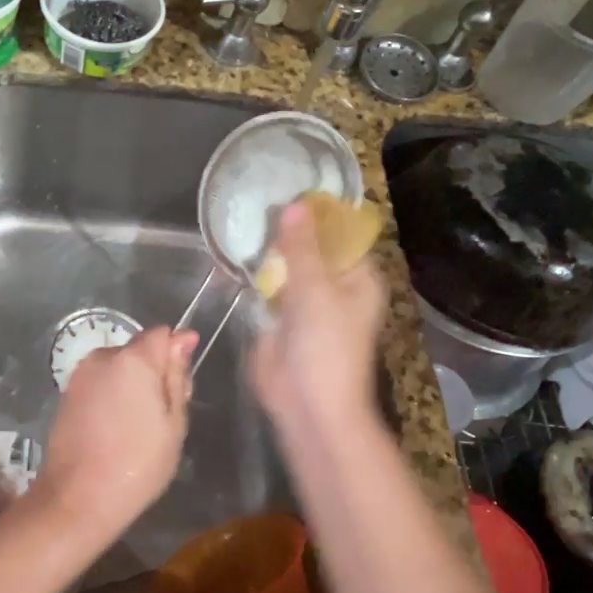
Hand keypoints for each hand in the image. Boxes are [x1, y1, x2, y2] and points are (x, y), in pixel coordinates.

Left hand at [28, 327, 195, 544]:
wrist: (79, 496)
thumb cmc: (138, 463)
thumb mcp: (173, 422)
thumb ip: (177, 376)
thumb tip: (183, 338)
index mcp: (132, 359)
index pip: (161, 334)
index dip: (176, 354)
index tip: (181, 386)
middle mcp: (102, 357)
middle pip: (138, 350)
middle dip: (154, 372)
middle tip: (162, 416)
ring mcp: (80, 374)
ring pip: (118, 367)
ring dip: (132, 385)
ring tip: (138, 427)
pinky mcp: (67, 393)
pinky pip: (100, 383)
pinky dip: (112, 396)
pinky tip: (116, 430)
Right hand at [250, 202, 389, 441]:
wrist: (307, 405)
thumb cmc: (325, 347)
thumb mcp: (315, 290)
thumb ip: (300, 247)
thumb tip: (294, 204)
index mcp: (358, 279)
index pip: (341, 235)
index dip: (318, 213)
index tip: (288, 187)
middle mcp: (335, 287)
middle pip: (311, 248)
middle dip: (287, 230)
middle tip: (256, 198)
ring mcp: (305, 303)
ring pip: (287, 267)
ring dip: (268, 251)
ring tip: (241, 217)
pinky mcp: (278, 319)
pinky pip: (267, 288)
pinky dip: (254, 273)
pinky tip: (233, 251)